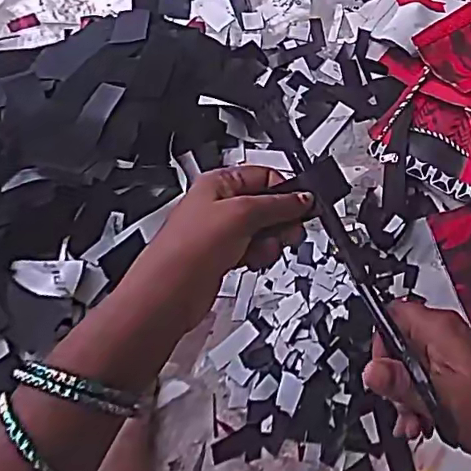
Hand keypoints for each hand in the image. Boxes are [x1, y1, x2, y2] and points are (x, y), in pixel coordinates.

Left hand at [157, 165, 311, 272]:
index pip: (263, 175)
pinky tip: (254, 260)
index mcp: (218, 182)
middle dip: (280, 218)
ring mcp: (220, 232)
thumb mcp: (242, 214)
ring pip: (262, 230)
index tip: (303, 204)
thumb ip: (277, 204)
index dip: (286, 189)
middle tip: (289, 230)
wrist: (167, 295)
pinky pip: (253, 250)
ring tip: (264, 249)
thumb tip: (301, 199)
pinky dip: (259, 255)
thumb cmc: (187, 249)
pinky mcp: (223, 257)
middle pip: (265, 204)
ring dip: (270, 241)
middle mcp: (218, 205)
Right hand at [361, 301, 470, 468]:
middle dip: (392, 375)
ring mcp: (447, 350)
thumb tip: (372, 370)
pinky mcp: (450, 368)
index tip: (382, 371)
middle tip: (399, 401)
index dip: (381, 341)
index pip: (393, 312)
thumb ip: (401, 383)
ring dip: (404, 392)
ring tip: (413, 418)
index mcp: (440, 328)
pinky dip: (417, 396)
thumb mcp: (437, 400)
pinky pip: (421, 373)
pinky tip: (422, 418)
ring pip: (407, 361)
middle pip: (397, 340)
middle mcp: (443, 333)